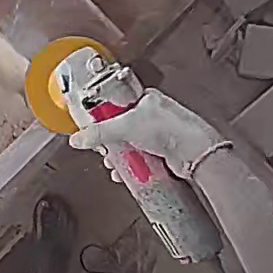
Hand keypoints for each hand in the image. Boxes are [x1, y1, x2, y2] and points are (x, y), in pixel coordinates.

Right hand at [66, 89, 229, 178]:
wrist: (195, 152)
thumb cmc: (170, 128)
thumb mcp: (125, 126)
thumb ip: (99, 133)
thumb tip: (78, 138)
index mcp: (145, 99)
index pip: (117, 105)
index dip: (103, 118)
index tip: (92, 129)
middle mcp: (152, 115)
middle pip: (122, 129)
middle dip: (110, 143)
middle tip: (103, 150)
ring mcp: (158, 135)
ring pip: (131, 146)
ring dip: (120, 157)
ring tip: (113, 164)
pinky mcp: (162, 153)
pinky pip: (141, 159)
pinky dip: (132, 167)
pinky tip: (126, 173)